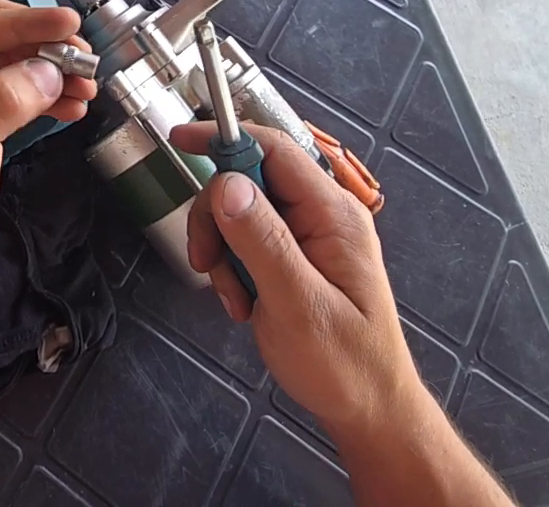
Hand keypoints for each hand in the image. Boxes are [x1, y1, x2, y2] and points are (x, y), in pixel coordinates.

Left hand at [0, 0, 95, 287]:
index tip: (69, 22)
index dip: (26, 23)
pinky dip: (49, 93)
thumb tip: (49, 71)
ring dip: (53, 69)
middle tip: (83, 59)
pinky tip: (72, 106)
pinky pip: (22, 87)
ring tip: (86, 87)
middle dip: (43, 44)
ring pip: (17, 59)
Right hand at [178, 122, 427, 438]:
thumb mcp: (298, 303)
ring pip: (236, 209)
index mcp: (332, 212)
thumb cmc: (345, 365)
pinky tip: (242, 299)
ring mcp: (305, 232)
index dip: (225, 137)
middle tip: (207, 260)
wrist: (368, 412)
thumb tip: (227, 184)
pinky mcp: (290, 252)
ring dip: (221, 249)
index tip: (181, 137)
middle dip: (216, 218)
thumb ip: (262, 240)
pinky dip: (229, 265)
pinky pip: (242, 237)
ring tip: (234, 295)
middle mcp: (319, 213)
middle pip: (245, 179)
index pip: (273, 147)